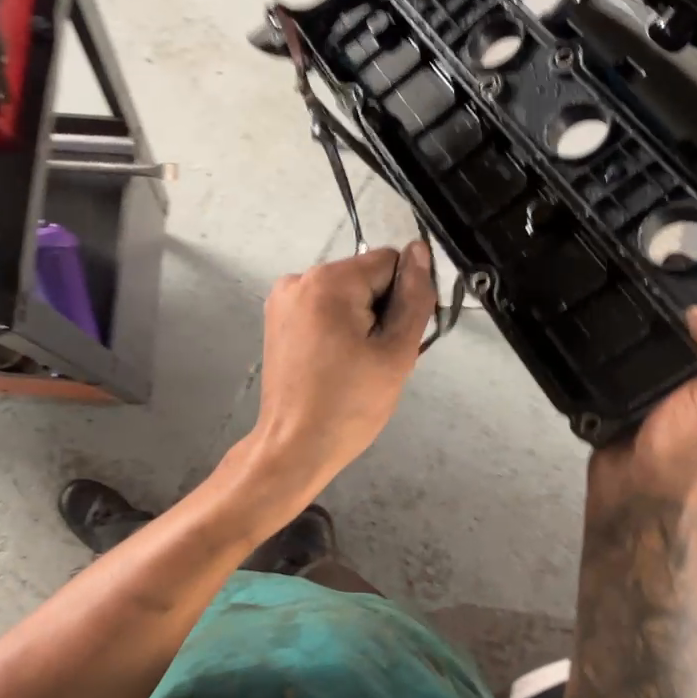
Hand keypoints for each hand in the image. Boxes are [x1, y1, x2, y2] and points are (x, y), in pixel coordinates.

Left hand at [246, 242, 439, 487]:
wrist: (295, 446)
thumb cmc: (348, 405)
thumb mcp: (395, 352)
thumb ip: (414, 297)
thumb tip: (419, 250)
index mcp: (327, 281)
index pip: (389, 261)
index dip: (404, 297)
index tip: (395, 338)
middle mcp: (298, 279)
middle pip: (364, 277)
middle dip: (380, 310)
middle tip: (377, 359)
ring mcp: (283, 300)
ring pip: (345, 295)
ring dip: (360, 322)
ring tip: (356, 365)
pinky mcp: (277, 321)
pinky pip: (323, 310)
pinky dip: (338, 329)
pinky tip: (338, 363)